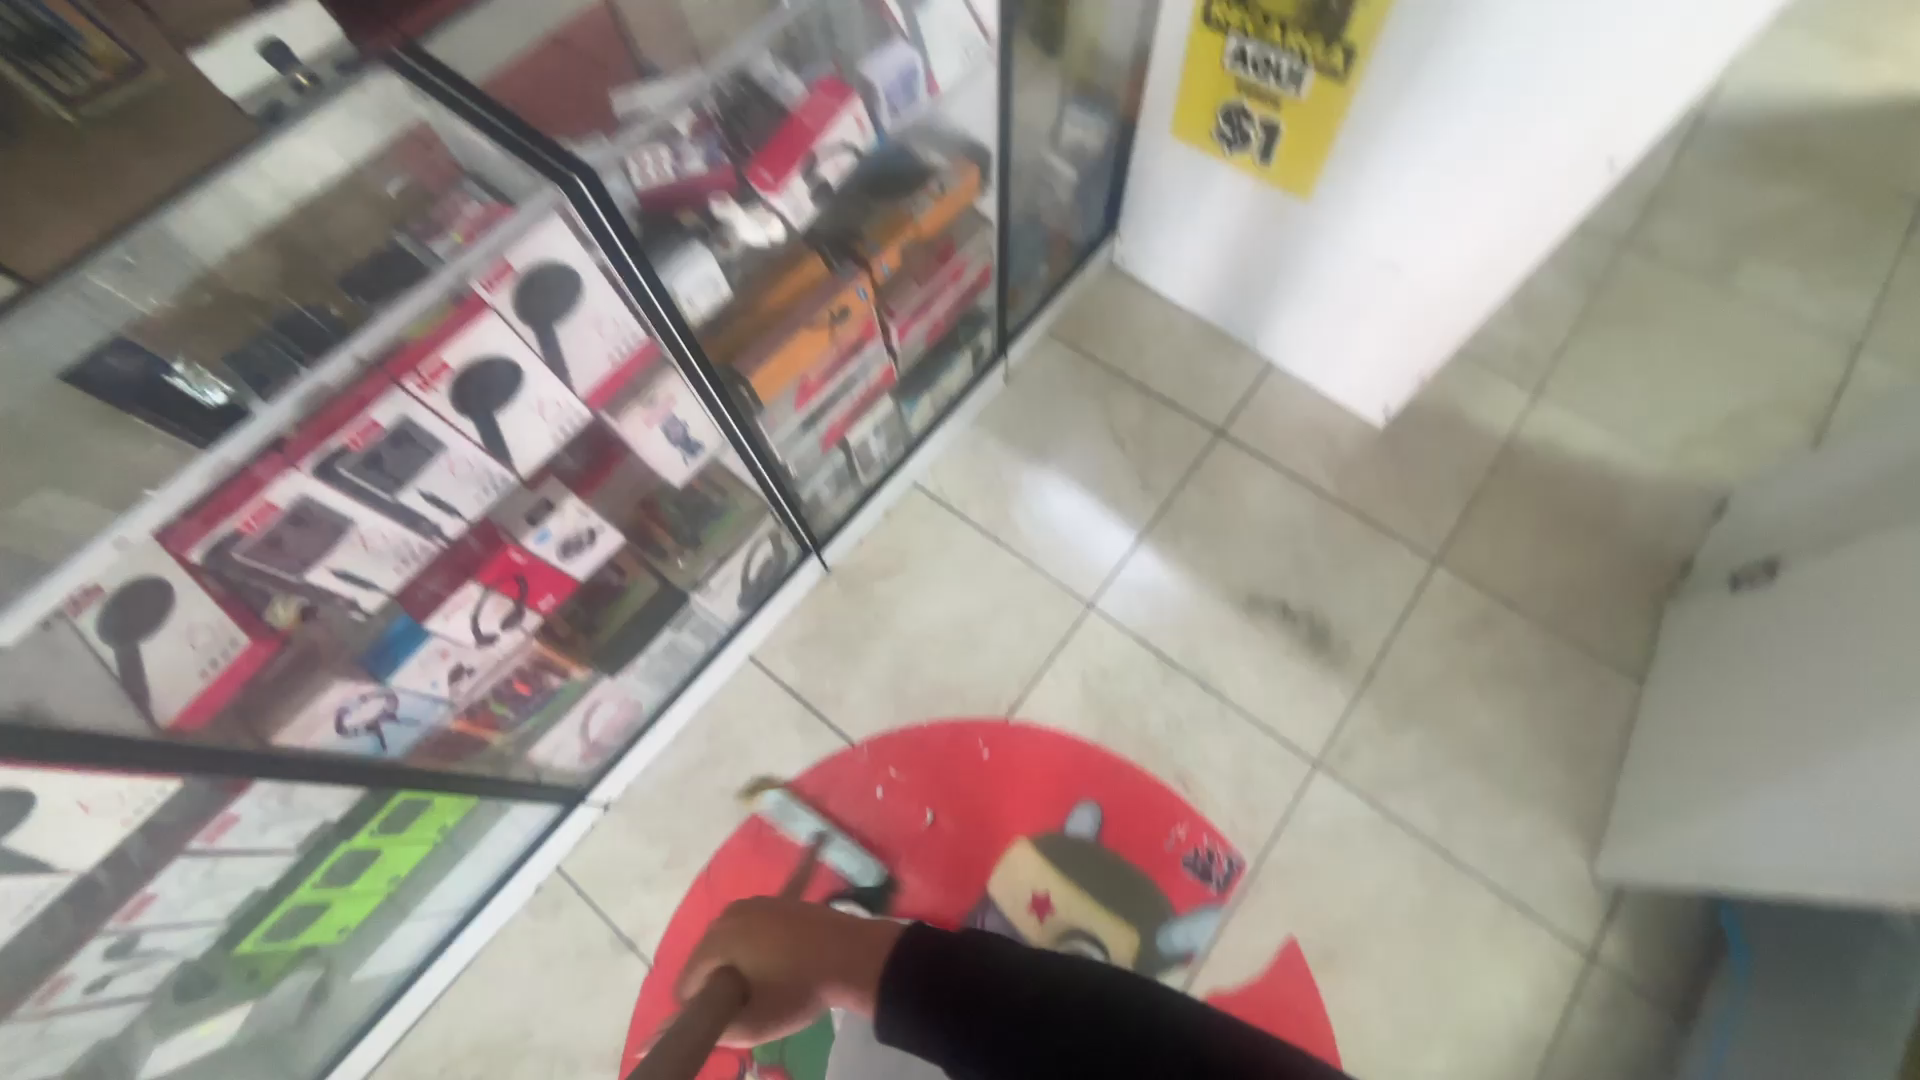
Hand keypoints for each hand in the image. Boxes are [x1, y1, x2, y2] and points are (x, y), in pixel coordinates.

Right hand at [674, 897, 904, 1047]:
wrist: (852, 955)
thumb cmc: (799, 990)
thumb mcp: (751, 1024)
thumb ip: (703, 1030)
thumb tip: (647, 1042)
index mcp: (718, 938)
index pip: (687, 983)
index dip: (705, 1008)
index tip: (734, 1017)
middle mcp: (731, 912)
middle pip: (707, 958)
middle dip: (721, 983)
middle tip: (754, 1002)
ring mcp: (756, 902)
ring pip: (729, 943)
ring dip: (739, 965)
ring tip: (769, 984)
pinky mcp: (778, 901)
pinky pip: (751, 929)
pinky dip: (756, 947)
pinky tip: (780, 962)